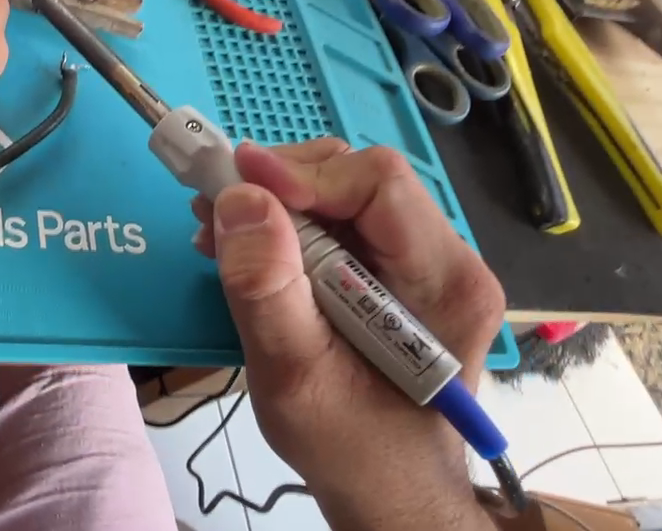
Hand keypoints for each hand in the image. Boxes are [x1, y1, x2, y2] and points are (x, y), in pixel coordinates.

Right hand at [193, 140, 504, 529]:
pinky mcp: (392, 266)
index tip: (236, 184)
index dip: (303, 173)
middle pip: (355, 175)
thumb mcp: (294, 376)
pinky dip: (281, 218)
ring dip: (272, 199)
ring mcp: (419, 258)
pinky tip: (243, 245)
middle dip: (278, 183)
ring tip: (220, 231)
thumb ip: (266, 289)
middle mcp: (444, 255)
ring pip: (338, 187)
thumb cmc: (348, 446)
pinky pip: (334, 214)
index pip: (378, 182)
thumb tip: (239, 198)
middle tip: (217, 211)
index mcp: (443, 279)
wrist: (385, 489)